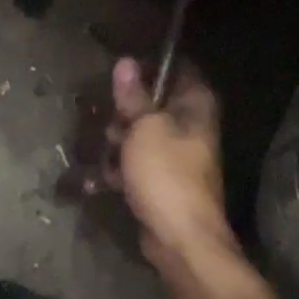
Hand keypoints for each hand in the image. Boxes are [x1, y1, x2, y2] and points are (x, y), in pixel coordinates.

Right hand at [102, 57, 233, 264]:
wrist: (179, 237)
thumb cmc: (165, 174)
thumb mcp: (144, 128)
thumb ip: (133, 96)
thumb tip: (125, 62)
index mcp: (195, 104)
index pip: (174, 68)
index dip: (145, 68)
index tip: (116, 74)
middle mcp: (190, 124)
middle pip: (149, 104)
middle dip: (122, 114)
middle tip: (111, 127)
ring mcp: (175, 154)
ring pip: (136, 135)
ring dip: (115, 145)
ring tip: (105, 158)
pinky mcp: (160, 180)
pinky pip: (134, 165)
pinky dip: (119, 171)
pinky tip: (103, 181)